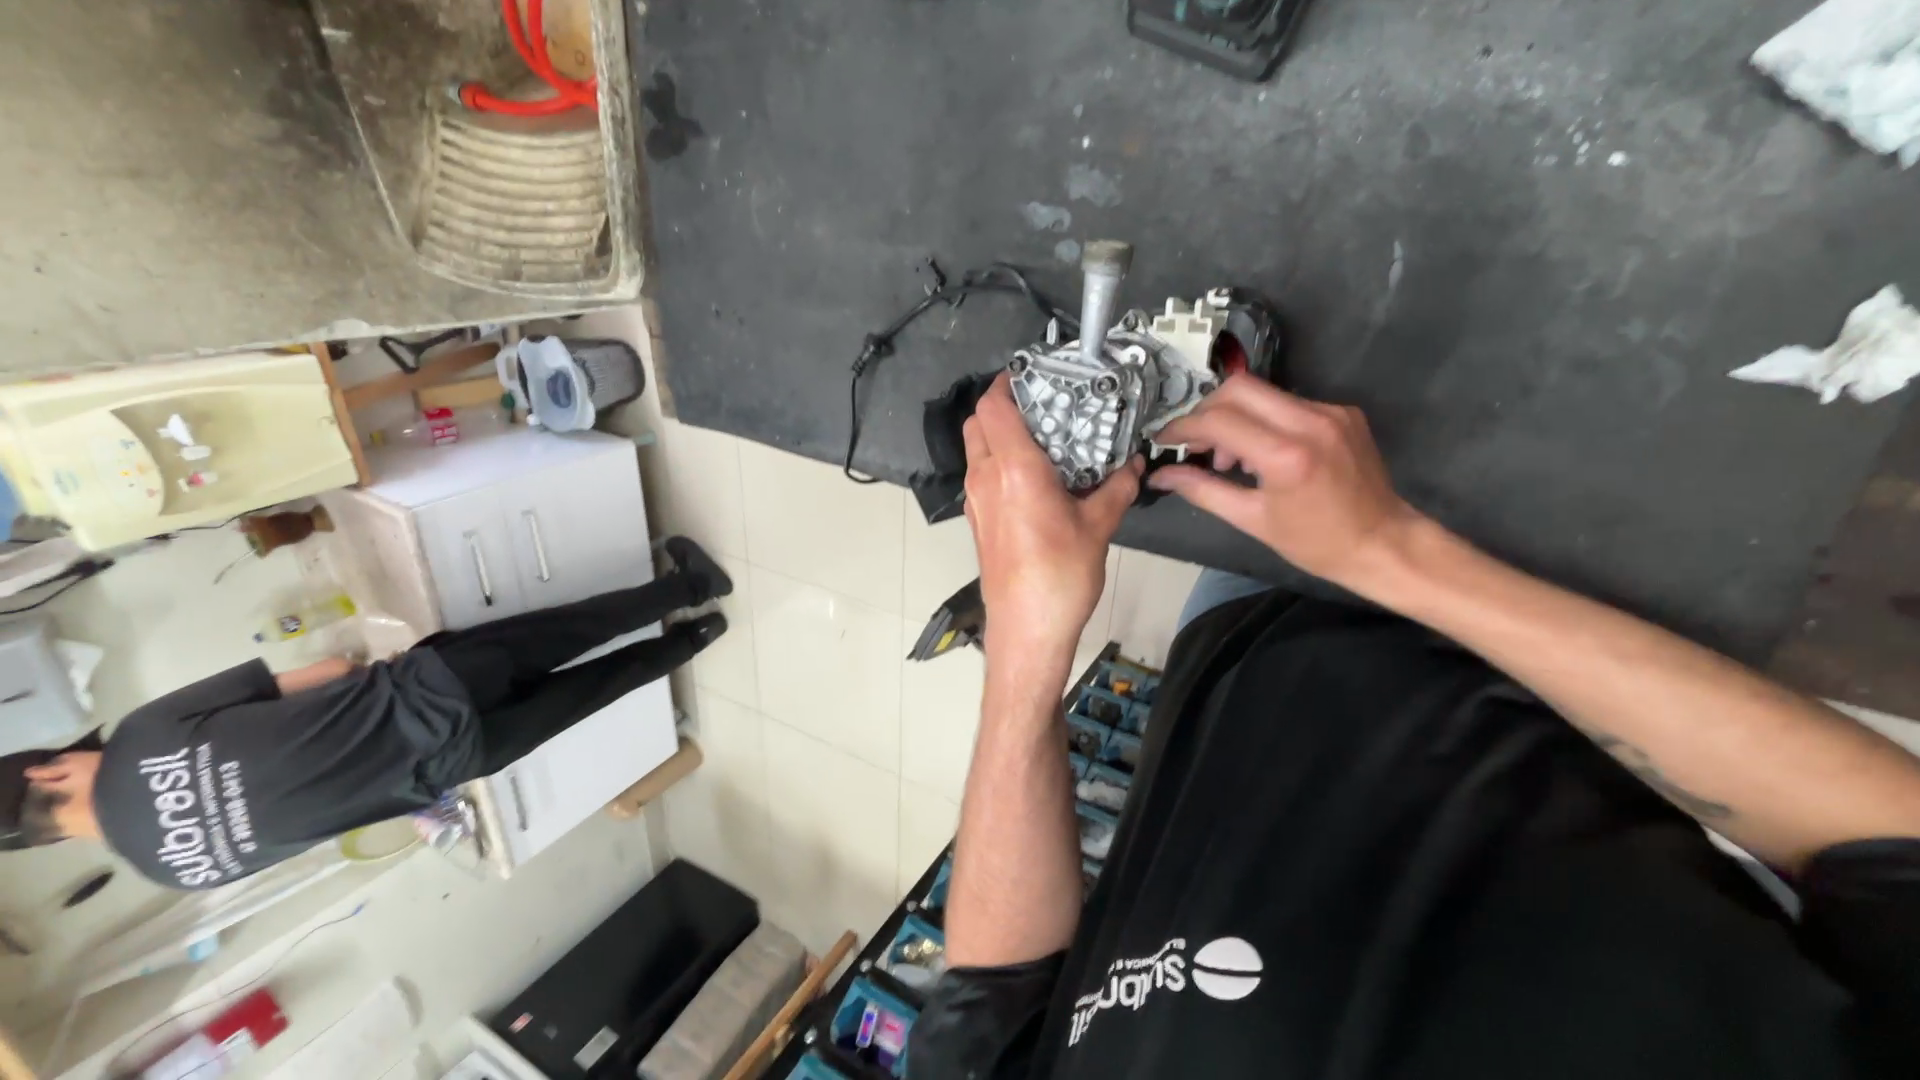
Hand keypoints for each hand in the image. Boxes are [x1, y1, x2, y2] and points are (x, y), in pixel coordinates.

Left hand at [964, 375, 1142, 660]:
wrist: (1027, 628)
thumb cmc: (1059, 576)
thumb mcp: (1098, 525)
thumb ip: (1116, 487)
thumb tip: (1133, 465)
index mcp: (1013, 468)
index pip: (993, 405)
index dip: (1008, 383)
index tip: (1034, 376)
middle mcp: (985, 478)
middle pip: (977, 422)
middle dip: (1002, 406)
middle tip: (1041, 405)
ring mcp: (976, 501)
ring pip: (976, 450)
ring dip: (999, 436)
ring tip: (1042, 439)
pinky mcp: (977, 522)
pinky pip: (982, 477)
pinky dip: (999, 464)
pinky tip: (1035, 478)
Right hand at [1149, 376, 1421, 590]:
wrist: (1383, 543)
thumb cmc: (1316, 543)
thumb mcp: (1251, 520)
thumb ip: (1202, 490)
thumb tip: (1161, 475)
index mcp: (1286, 456)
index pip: (1219, 420)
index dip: (1184, 427)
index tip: (1166, 440)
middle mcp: (1311, 423)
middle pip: (1239, 388)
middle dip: (1207, 411)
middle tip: (1196, 443)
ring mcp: (1331, 413)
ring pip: (1264, 394)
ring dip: (1236, 417)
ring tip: (1231, 459)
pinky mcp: (1343, 412)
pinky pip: (1289, 404)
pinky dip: (1265, 422)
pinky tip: (1264, 454)